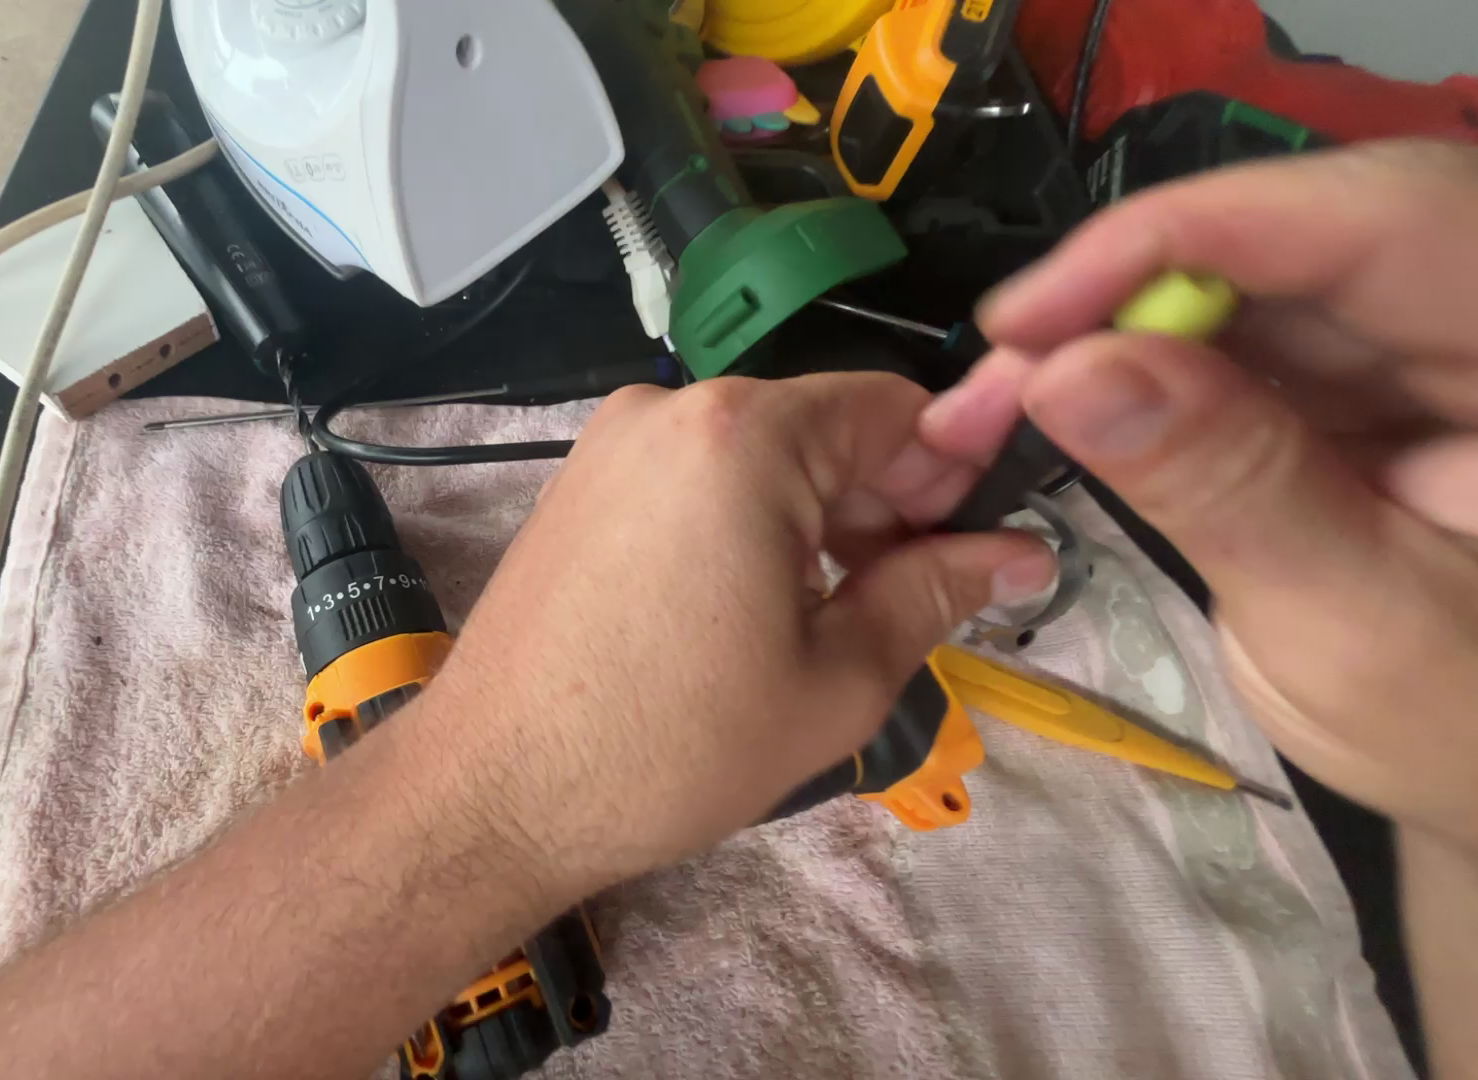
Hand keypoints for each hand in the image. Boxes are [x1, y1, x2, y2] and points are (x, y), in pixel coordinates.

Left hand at [414, 373, 1053, 898]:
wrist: (495, 783)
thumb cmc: (670, 746)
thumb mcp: (832, 681)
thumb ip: (932, 593)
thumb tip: (1014, 551)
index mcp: (741, 434)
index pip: (893, 408)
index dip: (950, 472)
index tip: (970, 545)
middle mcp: (666, 409)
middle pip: (816, 428)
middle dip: (877, 501)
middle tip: (904, 594)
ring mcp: (608, 442)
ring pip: (750, 454)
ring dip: (808, 515)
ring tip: (823, 609)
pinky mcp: (575, 482)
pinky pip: (686, 475)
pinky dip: (736, 517)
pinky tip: (742, 595)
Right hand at [918, 140, 1477, 847]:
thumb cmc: (1459, 725)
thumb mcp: (1343, 618)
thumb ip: (1221, 484)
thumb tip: (1066, 374)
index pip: (1374, 220)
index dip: (1178, 238)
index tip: (1020, 319)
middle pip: (1278, 247)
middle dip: (1101, 306)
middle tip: (980, 388)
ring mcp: (1413, 351)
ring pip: (1221, 295)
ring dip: (1084, 346)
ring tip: (983, 414)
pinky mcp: (1341, 386)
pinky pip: (1207, 348)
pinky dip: (1110, 378)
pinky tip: (1043, 413)